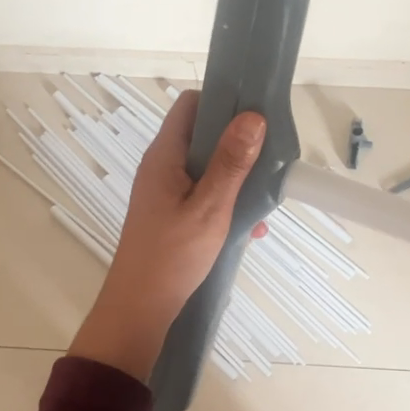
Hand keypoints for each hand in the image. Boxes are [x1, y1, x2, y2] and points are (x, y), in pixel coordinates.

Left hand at [68, 90, 265, 380]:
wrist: (139, 308)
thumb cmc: (172, 255)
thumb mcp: (209, 207)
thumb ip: (231, 163)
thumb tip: (253, 117)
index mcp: (165, 156)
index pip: (191, 106)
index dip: (222, 101)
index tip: (257, 114)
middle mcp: (162, 168)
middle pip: (204, 137)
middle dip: (239, 145)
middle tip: (270, 160)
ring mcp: (166, 193)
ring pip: (208, 170)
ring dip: (237, 180)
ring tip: (265, 200)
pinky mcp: (172, 217)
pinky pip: (205, 196)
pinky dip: (228, 205)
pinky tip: (252, 229)